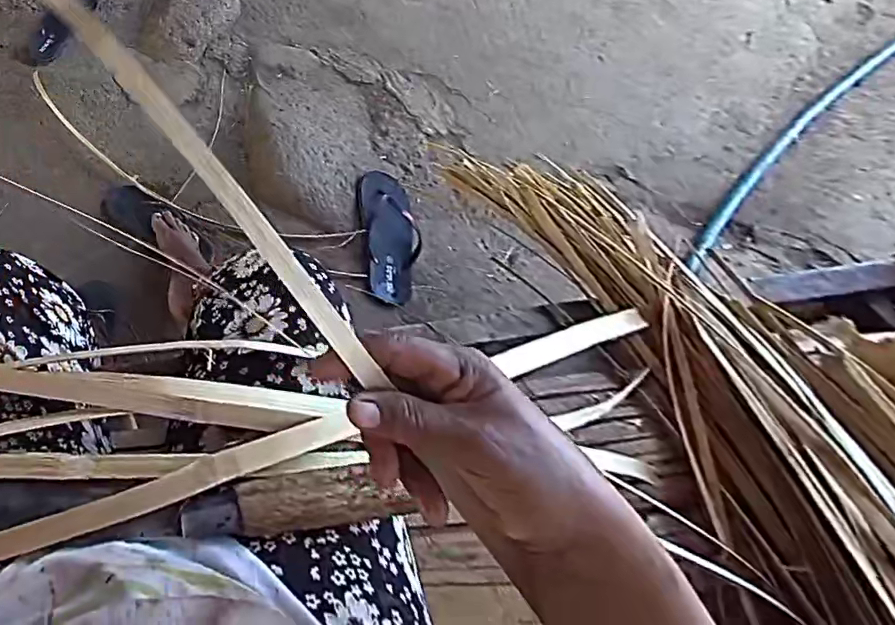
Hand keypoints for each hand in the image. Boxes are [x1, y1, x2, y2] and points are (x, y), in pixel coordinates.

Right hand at [312, 333, 614, 550]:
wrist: (575, 545)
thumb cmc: (545, 478)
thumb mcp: (470, 441)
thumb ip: (409, 419)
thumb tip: (357, 403)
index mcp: (457, 369)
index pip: (391, 349)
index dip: (352, 355)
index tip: (320, 371)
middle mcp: (444, 390)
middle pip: (382, 388)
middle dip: (375, 424)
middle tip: (378, 454)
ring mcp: (440, 423)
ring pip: (385, 424)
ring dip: (390, 457)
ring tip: (408, 488)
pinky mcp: (438, 454)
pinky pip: (399, 454)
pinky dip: (405, 477)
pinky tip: (428, 501)